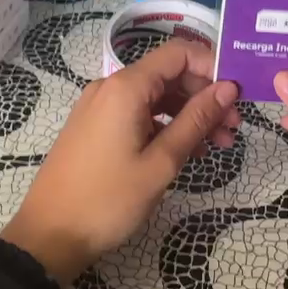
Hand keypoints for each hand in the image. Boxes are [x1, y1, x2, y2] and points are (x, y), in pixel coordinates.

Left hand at [2, 40, 240, 284]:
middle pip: (169, 74)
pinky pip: (139, 113)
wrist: (48, 235)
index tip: (238, 93)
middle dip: (205, 95)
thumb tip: (228, 88)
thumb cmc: (108, 199)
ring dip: (189, 114)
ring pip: (156, 96)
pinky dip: (166, 125)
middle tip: (233, 127)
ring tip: (218, 145)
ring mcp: (101, 106)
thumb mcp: (161, 162)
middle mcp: (111, 87)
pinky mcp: (96, 126)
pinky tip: (188, 151)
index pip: (179, 53)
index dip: (212, 65)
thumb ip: (196, 120)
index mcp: (126, 88)